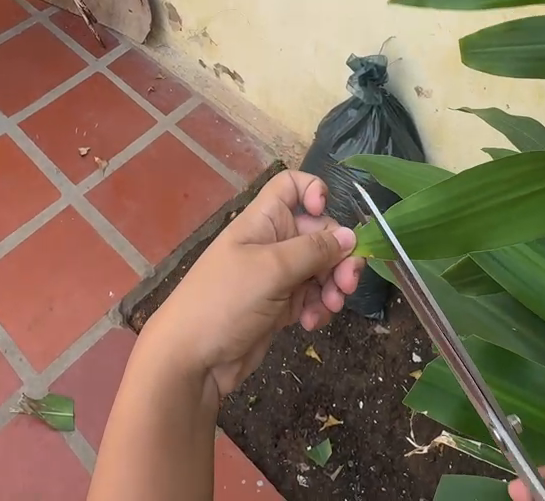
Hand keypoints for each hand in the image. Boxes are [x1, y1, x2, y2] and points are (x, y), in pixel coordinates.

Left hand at [139, 170, 367, 401]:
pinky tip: (311, 323)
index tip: (325, 213)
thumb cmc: (225, 300)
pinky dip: (319, 307)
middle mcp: (272, 241)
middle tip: (348, 283)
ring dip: (332, 285)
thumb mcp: (271, 269)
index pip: (291, 186)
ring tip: (331, 307)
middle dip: (337, 254)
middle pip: (318, 232)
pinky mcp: (281, 304)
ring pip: (321, 266)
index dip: (312, 191)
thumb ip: (314, 250)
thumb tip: (352, 235)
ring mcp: (277, 274)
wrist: (193, 359)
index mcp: (263, 219)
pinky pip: (312, 296)